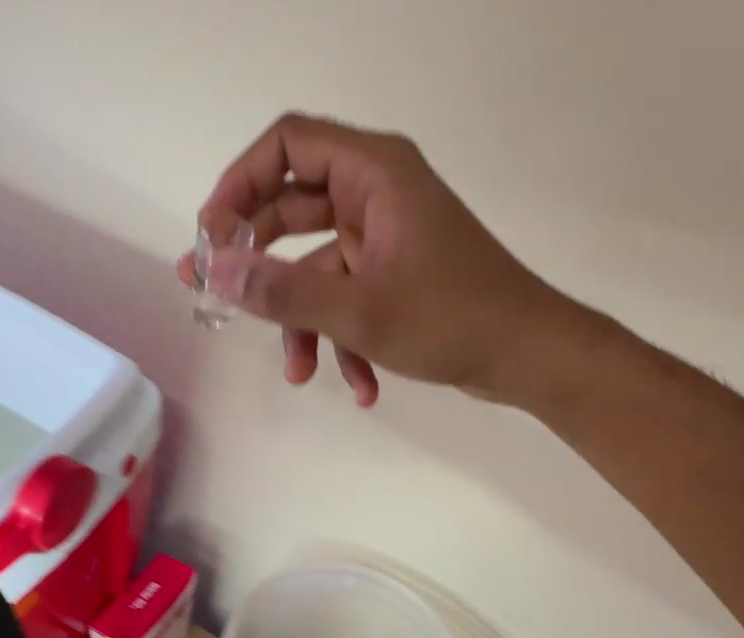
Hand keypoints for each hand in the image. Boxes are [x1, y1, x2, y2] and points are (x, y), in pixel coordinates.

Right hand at [179, 113, 575, 406]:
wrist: (531, 356)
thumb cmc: (452, 320)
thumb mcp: (359, 310)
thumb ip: (282, 291)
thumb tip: (215, 273)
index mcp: (374, 173)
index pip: (288, 145)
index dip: (240, 183)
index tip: (212, 236)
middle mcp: (378, 193)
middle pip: (291, 208)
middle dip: (257, 262)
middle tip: (218, 299)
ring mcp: (388, 236)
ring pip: (318, 267)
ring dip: (304, 322)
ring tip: (299, 374)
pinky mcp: (397, 274)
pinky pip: (349, 296)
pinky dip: (344, 338)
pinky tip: (360, 387)